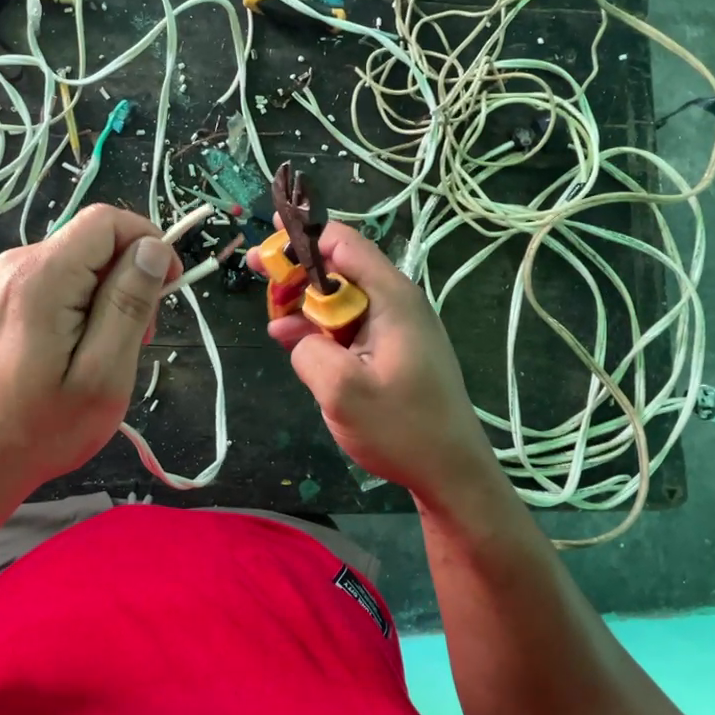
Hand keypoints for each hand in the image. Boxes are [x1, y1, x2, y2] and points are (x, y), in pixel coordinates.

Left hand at [0, 205, 181, 493]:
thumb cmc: (45, 426)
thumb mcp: (104, 373)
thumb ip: (128, 304)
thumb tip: (151, 247)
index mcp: (42, 276)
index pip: (106, 220)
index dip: (147, 242)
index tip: (168, 289)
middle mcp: (20, 262)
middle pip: (95, 238)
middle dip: (131, 275)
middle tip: (141, 336)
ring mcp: (10, 277)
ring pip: (84, 258)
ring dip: (112, 292)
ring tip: (115, 348)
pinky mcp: (9, 293)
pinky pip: (65, 276)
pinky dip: (89, 301)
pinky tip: (88, 345)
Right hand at [248, 221, 489, 499]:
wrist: (453, 474)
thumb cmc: (402, 428)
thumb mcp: (342, 390)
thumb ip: (307, 349)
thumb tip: (291, 331)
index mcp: (391, 297)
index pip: (342, 242)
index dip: (299, 240)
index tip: (264, 255)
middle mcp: (396, 301)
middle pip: (339, 266)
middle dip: (296, 272)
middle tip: (261, 286)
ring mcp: (398, 325)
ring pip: (342, 296)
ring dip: (306, 304)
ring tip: (276, 326)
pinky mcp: (395, 348)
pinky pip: (352, 323)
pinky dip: (322, 327)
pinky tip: (298, 345)